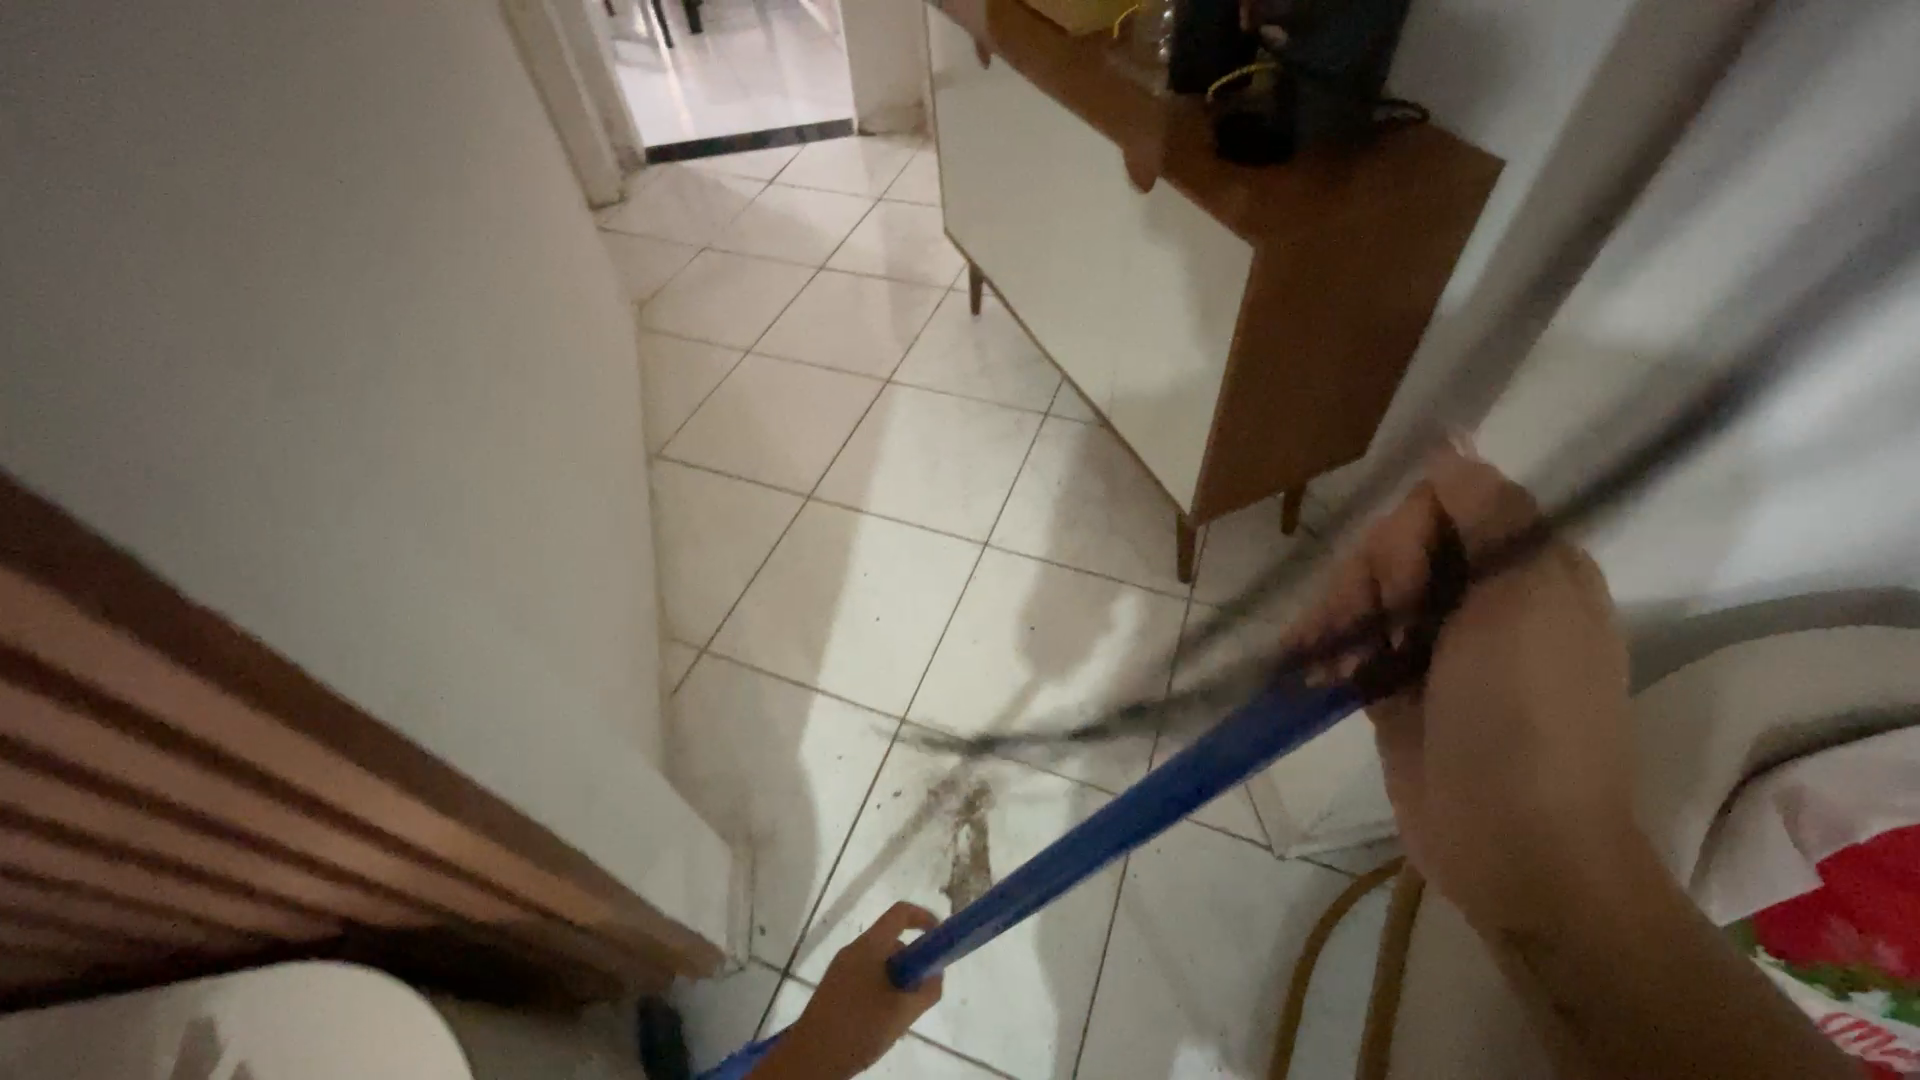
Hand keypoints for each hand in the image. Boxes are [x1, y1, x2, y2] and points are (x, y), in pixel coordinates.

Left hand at [766, 902, 943, 1079]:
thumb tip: (936, 975)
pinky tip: (882, 1025)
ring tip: (900, 1018)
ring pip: (879, 965)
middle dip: (912, 963)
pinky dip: (882, 993)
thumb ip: (927, 991)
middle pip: (891, 942)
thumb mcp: (902, 1013)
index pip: (900, 913)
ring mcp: (841, 970)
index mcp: (869, 946)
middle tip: (921, 994)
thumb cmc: (857, 1029)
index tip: (939, 939)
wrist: (808, 1061)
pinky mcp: (834, 990)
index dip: (923, 918)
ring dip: (897, 982)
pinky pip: (866, 980)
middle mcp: (853, 951)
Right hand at [1282, 445, 1636, 927]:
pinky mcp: (1397, 688)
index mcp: (1529, 568)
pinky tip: (1309, 669)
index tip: (1405, 586)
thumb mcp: (1522, 601)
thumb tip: (1454, 440)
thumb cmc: (1524, 714)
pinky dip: (1326, 650)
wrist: (1513, 843)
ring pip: (1365, 595)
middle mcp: (1484, 598)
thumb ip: (1489, 514)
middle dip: (1370, 582)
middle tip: (1377, 632)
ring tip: (1329, 663)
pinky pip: (1350, 643)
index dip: (1409, 535)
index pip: (1445, 505)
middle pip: (1396, 549)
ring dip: (1339, 619)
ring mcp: (1437, 646)